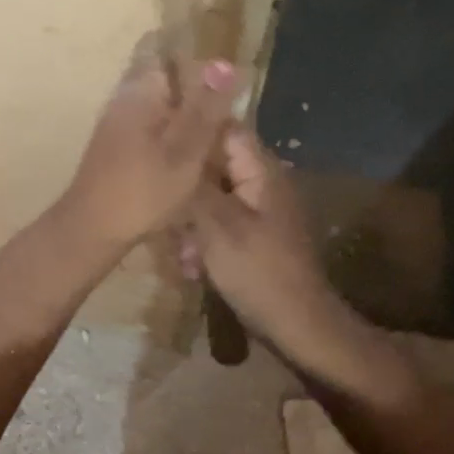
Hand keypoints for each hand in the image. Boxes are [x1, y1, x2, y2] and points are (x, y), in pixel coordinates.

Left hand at [52, 55, 237, 252]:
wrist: (92, 228)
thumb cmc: (142, 189)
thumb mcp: (185, 151)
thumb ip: (205, 108)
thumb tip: (224, 63)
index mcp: (140, 92)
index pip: (162, 50)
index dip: (192, 54)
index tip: (221, 68)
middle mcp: (124, 99)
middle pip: (162, 78)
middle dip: (192, 86)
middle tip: (227, 105)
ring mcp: (116, 122)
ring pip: (157, 103)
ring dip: (183, 112)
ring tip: (215, 130)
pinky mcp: (114, 144)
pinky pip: (149, 123)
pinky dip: (170, 130)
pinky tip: (189, 151)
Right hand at [178, 127, 369, 363]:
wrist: (298, 327)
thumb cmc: (259, 270)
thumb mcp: (217, 224)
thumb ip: (193, 183)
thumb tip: (170, 146)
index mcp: (260, 171)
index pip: (224, 127)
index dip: (191, 125)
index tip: (155, 134)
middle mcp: (260, 183)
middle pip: (212, 163)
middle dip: (183, 182)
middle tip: (155, 198)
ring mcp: (257, 211)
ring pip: (210, 195)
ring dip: (189, 217)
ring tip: (176, 246)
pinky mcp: (250, 236)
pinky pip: (217, 222)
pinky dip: (201, 238)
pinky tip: (190, 266)